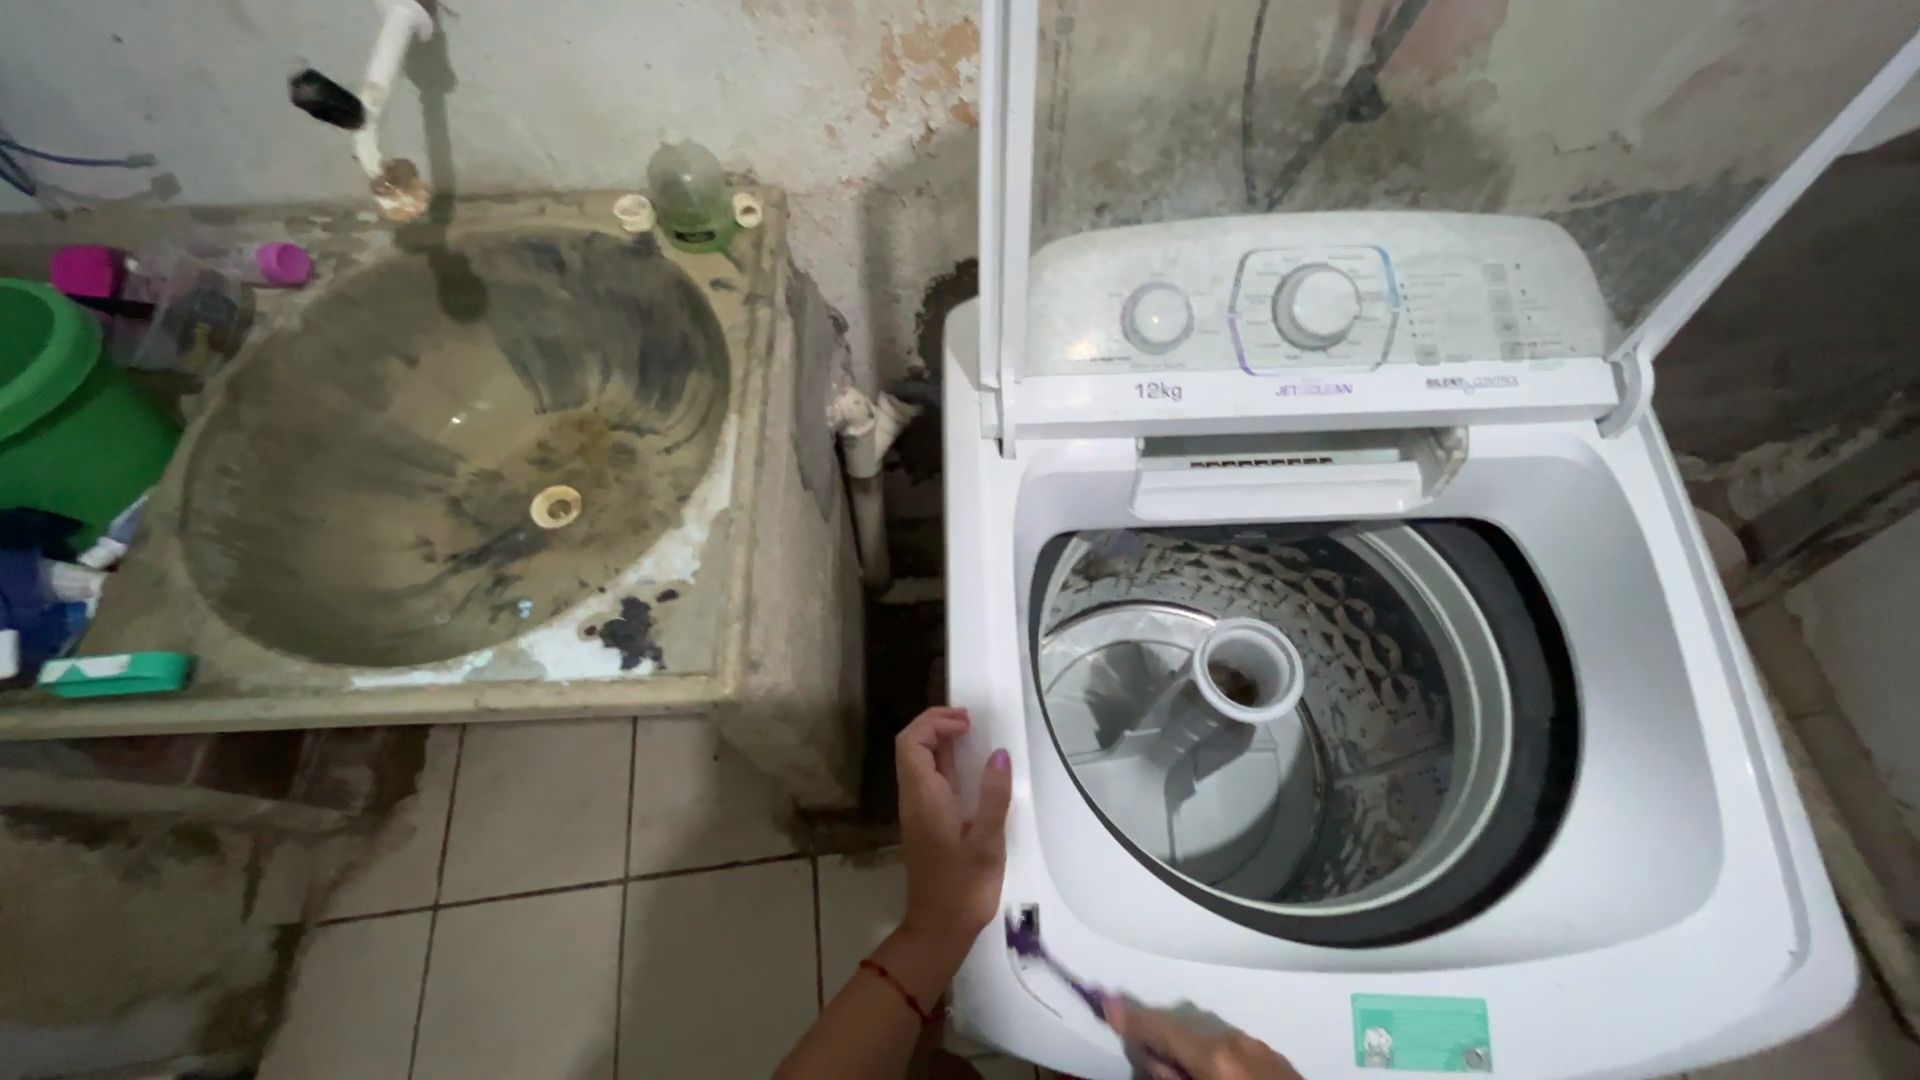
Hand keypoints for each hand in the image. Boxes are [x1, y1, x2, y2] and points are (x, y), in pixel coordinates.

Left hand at [895, 707, 1013, 954]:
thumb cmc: (963, 887)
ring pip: (918, 761)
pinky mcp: (927, 820)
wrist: (939, 929)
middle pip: (911, 746)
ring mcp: (918, 809)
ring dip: (940, 741)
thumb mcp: (986, 842)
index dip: (934, 722)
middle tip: (970, 721)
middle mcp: (914, 798)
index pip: (911, 742)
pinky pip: (929, 777)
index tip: (967, 723)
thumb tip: (998, 753)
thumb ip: (992, 795)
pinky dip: (945, 760)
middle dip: (936, 724)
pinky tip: (971, 767)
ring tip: (972, 734)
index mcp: (923, 797)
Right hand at [1104, 998, 1303, 1079]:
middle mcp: (1236, 1042)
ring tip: (1184, 1075)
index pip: (1160, 1026)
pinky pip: (1235, 1053)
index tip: (1104, 1003)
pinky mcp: (1281, 1064)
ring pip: (1210, 1041)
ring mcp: (1262, 1051)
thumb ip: (1169, 1078)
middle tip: (1154, 1068)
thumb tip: (1152, 1059)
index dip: (1130, 1019)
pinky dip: (1216, 1064)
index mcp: (1214, 1056)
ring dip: (1191, 1056)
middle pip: (1183, 1030)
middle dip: (1163, 1046)